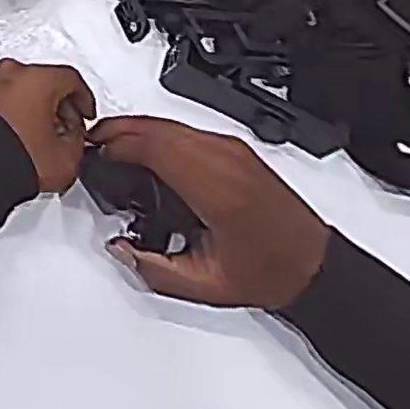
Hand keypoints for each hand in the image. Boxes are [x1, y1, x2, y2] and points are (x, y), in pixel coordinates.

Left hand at [0, 59, 95, 193]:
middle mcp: (11, 73)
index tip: (85, 112)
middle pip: (46, 81)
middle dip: (59, 104)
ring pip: (22, 88)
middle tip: (67, 126)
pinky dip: (14, 111)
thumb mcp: (65, 158)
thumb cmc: (11, 157)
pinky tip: (19, 135)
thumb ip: (78, 142)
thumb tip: (72, 139)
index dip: (84, 99)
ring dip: (36, 108)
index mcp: (38, 78)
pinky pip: (3, 98)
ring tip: (42, 136)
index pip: (72, 79)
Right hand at [88, 116, 328, 308]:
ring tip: (111, 140)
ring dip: (135, 126)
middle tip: (94, 141)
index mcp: (219, 192)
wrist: (315, 264)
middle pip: (158, 128)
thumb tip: (120, 249)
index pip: (156, 148)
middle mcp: (226, 161)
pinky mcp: (235, 146)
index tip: (98, 153)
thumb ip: (156, 270)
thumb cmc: (272, 271)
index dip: (119, 145)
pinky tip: (144, 142)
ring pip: (170, 122)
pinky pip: (184, 126)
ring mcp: (232, 149)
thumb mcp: (209, 286)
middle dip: (119, 130)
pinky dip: (156, 130)